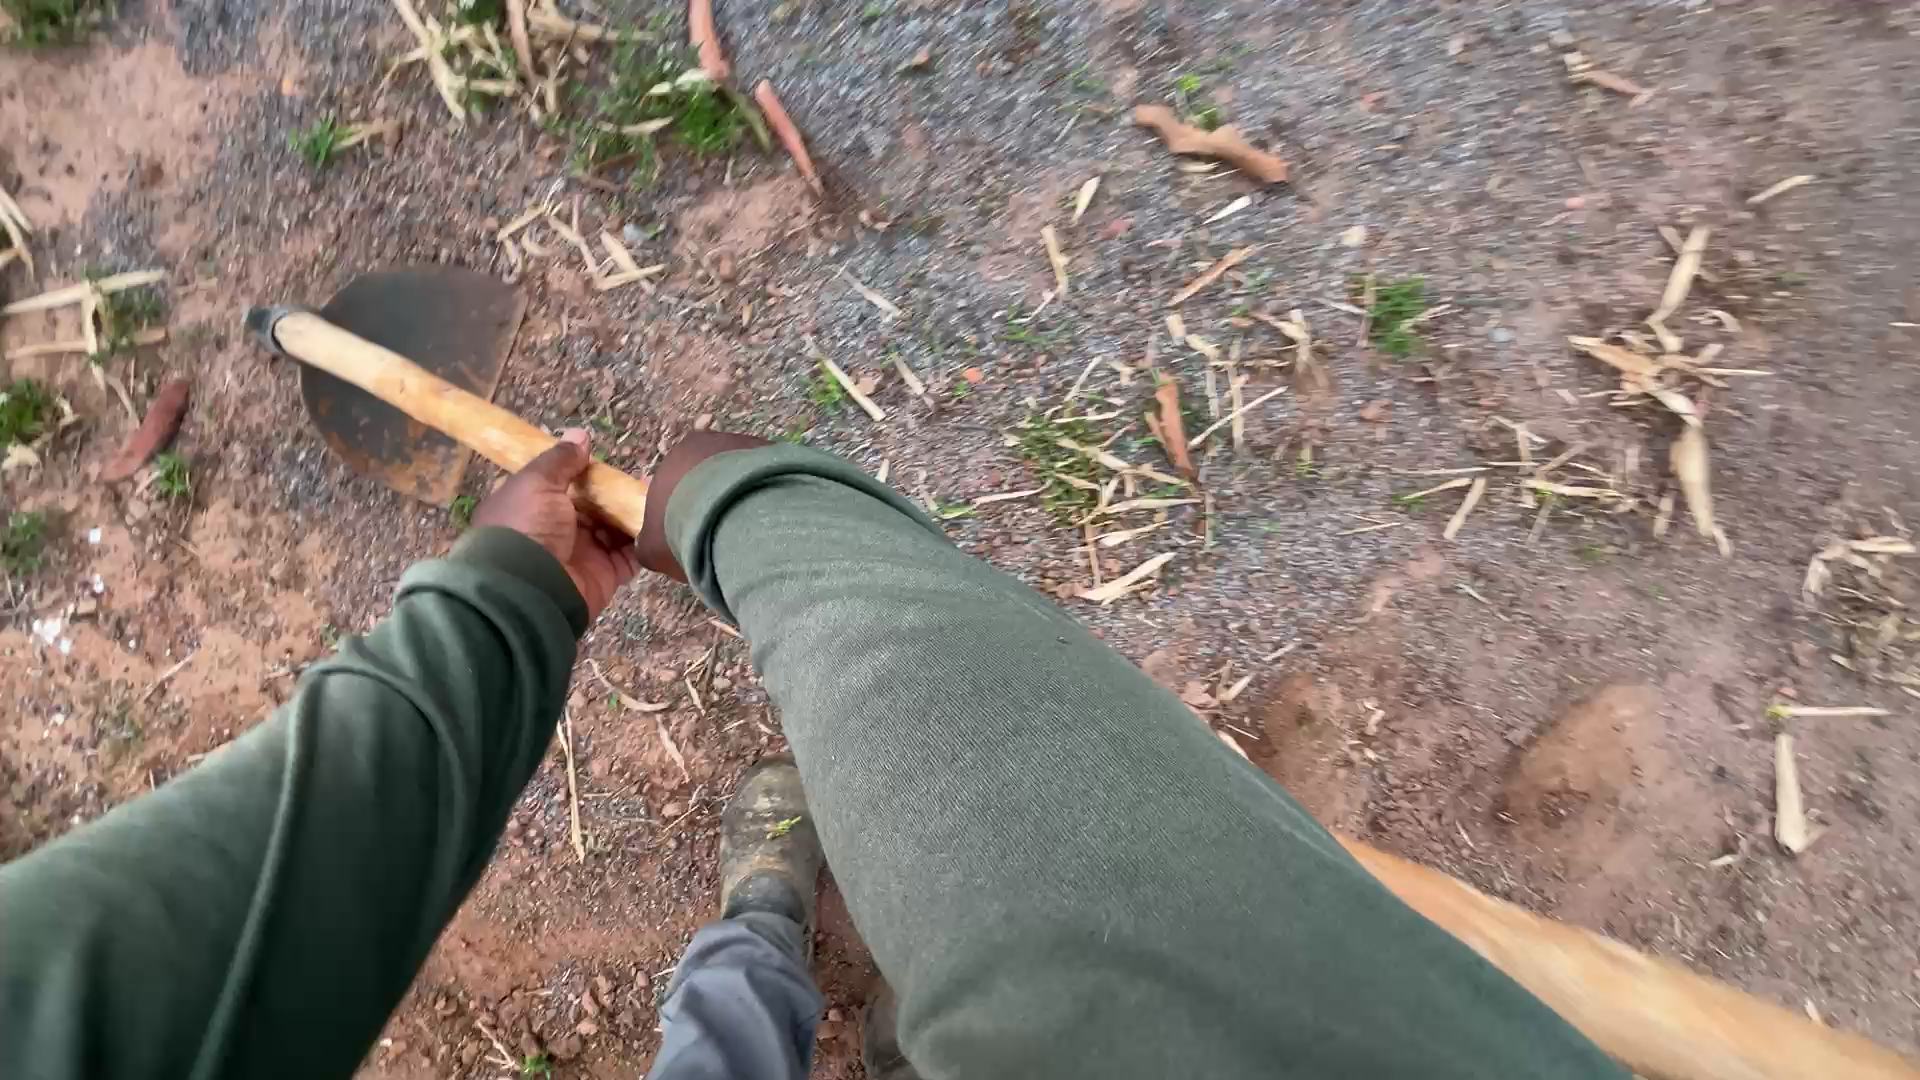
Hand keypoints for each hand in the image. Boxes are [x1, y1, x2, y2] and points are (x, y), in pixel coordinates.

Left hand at [472, 429, 639, 620]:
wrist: (530, 588)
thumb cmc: (527, 527)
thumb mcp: (537, 483)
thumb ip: (561, 460)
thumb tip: (580, 435)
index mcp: (535, 509)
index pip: (565, 488)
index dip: (586, 476)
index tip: (607, 464)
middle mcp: (559, 532)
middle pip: (595, 509)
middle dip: (617, 494)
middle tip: (641, 480)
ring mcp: (584, 555)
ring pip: (616, 530)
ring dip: (634, 514)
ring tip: (657, 496)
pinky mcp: (606, 576)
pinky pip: (630, 556)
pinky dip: (643, 542)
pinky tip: (659, 523)